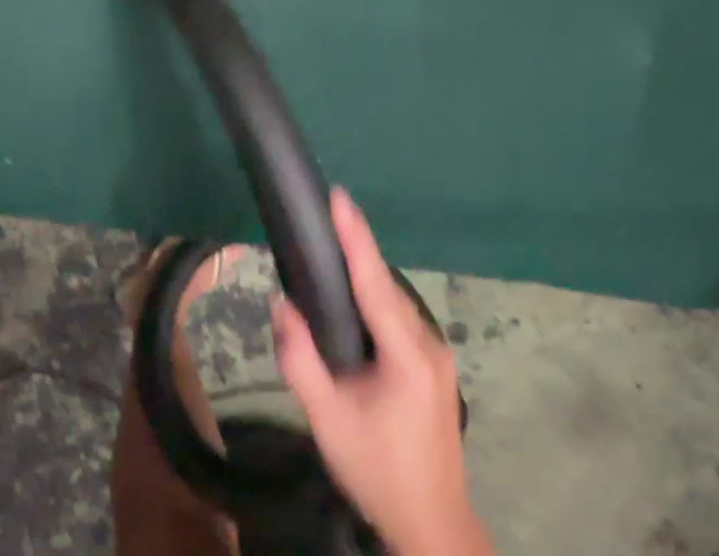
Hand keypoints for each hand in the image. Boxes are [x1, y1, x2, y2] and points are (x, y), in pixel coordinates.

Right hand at [273, 190, 491, 555]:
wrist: (430, 521)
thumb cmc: (377, 469)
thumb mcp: (326, 418)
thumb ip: (300, 359)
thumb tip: (282, 305)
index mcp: (407, 354)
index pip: (374, 282)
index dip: (356, 237)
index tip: (340, 197)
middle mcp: (429, 346)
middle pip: (385, 288)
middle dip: (354, 252)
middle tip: (318, 222)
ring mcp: (436, 358)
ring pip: (392, 304)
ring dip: (362, 278)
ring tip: (327, 254)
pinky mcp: (433, 370)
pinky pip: (397, 321)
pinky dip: (371, 302)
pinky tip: (349, 303)